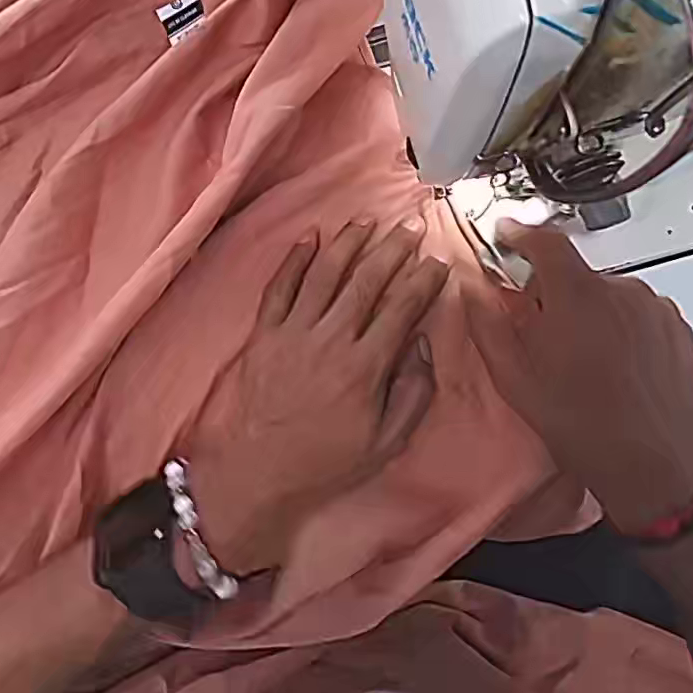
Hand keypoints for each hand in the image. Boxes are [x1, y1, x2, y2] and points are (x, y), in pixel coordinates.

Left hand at [186, 221, 450, 573]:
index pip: (401, 309)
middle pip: (367, 281)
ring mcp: (293, 331)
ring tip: (368, 221)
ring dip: (349, 242)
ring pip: (325, 274)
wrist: (255, 471)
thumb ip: (412, 394)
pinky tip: (311, 236)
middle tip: (412, 225)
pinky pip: (280, 286)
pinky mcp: (264, 332)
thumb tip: (423, 345)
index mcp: (364, 366)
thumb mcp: (384, 443)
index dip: (423, 281)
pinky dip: (296, 259)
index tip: (437, 262)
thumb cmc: (324, 461)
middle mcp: (330, 338)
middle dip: (394, 248)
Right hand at [464, 220, 692, 535]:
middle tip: (544, 336)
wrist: (653, 466)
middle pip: (574, 273)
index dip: (521, 234)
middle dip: (552, 294)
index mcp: (576, 297)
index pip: (546, 242)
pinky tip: (613, 364)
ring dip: (588, 311)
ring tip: (584, 360)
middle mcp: (620, 292)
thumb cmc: (582, 426)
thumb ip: (486, 325)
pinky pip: (636, 310)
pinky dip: (619, 325)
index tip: (509, 234)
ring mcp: (653, 308)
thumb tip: (472, 292)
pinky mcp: (676, 326)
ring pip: (605, 293)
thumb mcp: (514, 379)